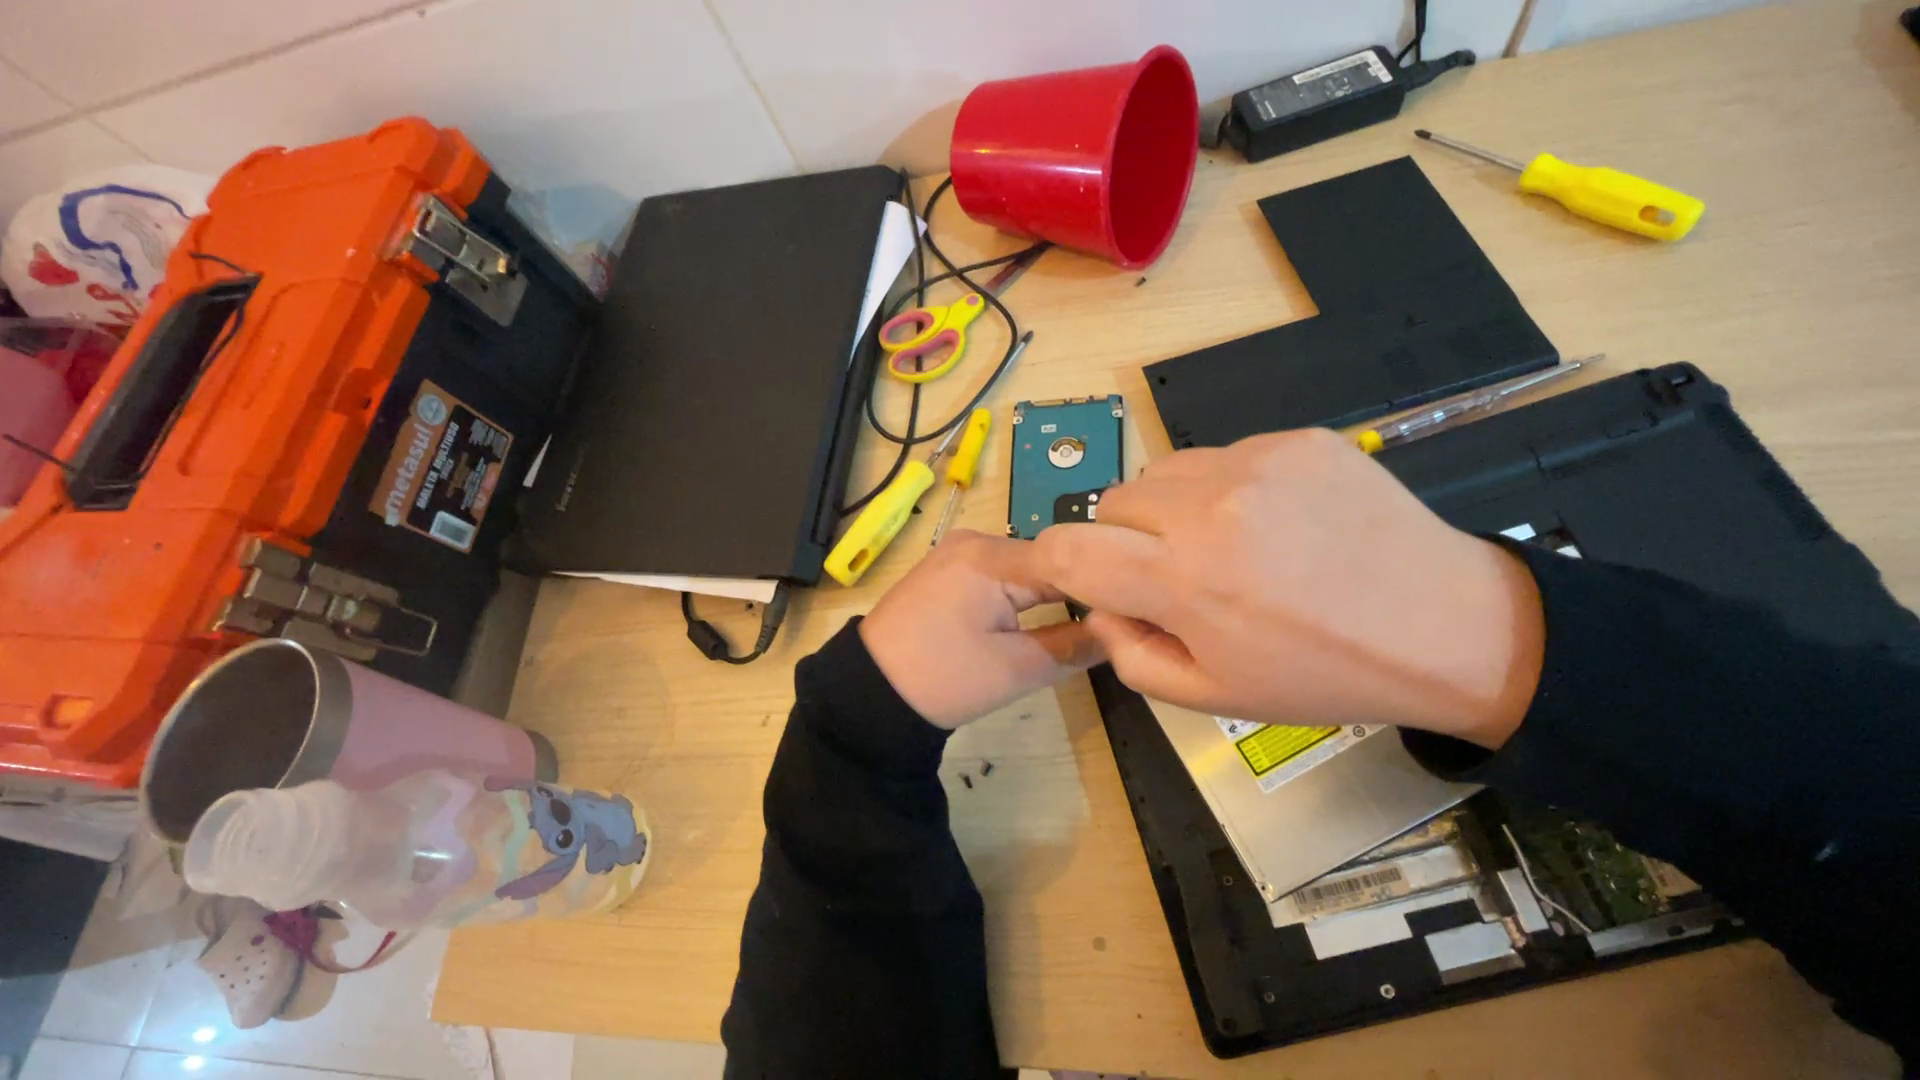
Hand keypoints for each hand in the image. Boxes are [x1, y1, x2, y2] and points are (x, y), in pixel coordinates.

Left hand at [860, 530, 1104, 728]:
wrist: (868, 693)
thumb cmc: (942, 680)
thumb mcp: (1015, 670)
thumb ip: (1073, 647)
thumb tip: (1122, 634)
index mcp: (991, 559)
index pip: (1070, 560)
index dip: (1107, 585)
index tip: (1139, 610)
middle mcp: (976, 541)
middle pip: (1049, 558)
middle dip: (1082, 587)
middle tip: (1121, 619)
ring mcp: (958, 552)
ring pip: (1027, 566)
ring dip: (1055, 590)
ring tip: (1092, 619)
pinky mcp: (949, 569)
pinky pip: (1002, 572)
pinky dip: (1025, 592)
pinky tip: (1046, 614)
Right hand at [1032, 429, 1545, 747]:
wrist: (1448, 626)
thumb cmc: (1324, 674)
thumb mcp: (1215, 697)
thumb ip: (1131, 655)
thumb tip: (1103, 605)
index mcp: (1186, 580)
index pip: (1067, 548)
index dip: (1054, 562)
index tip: (1075, 575)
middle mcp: (1210, 507)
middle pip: (1111, 501)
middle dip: (1125, 539)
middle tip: (1176, 573)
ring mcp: (1257, 461)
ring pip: (1164, 470)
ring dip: (1172, 508)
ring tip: (1227, 543)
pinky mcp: (1297, 437)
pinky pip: (1224, 455)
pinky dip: (1227, 487)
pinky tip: (1276, 521)